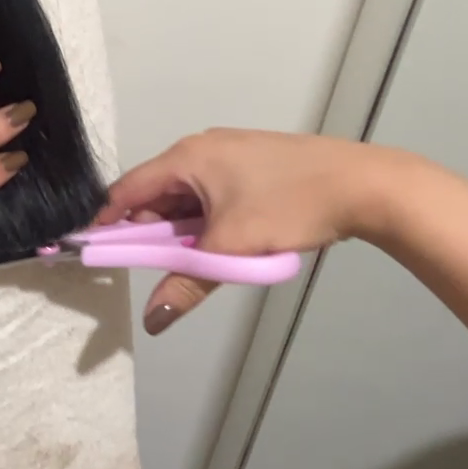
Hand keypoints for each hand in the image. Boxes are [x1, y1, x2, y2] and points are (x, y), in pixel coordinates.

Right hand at [97, 129, 413, 333]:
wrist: (369, 185)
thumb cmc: (291, 206)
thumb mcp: (232, 248)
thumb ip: (186, 283)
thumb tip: (153, 321)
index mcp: (186, 157)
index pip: (127, 190)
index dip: (108, 222)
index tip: (98, 252)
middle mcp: (200, 147)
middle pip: (155, 192)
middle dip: (150, 230)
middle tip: (156, 264)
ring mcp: (229, 152)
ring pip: (184, 194)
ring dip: (180, 226)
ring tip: (194, 256)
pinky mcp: (252, 162)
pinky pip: (209, 191)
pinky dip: (204, 218)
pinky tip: (221, 239)